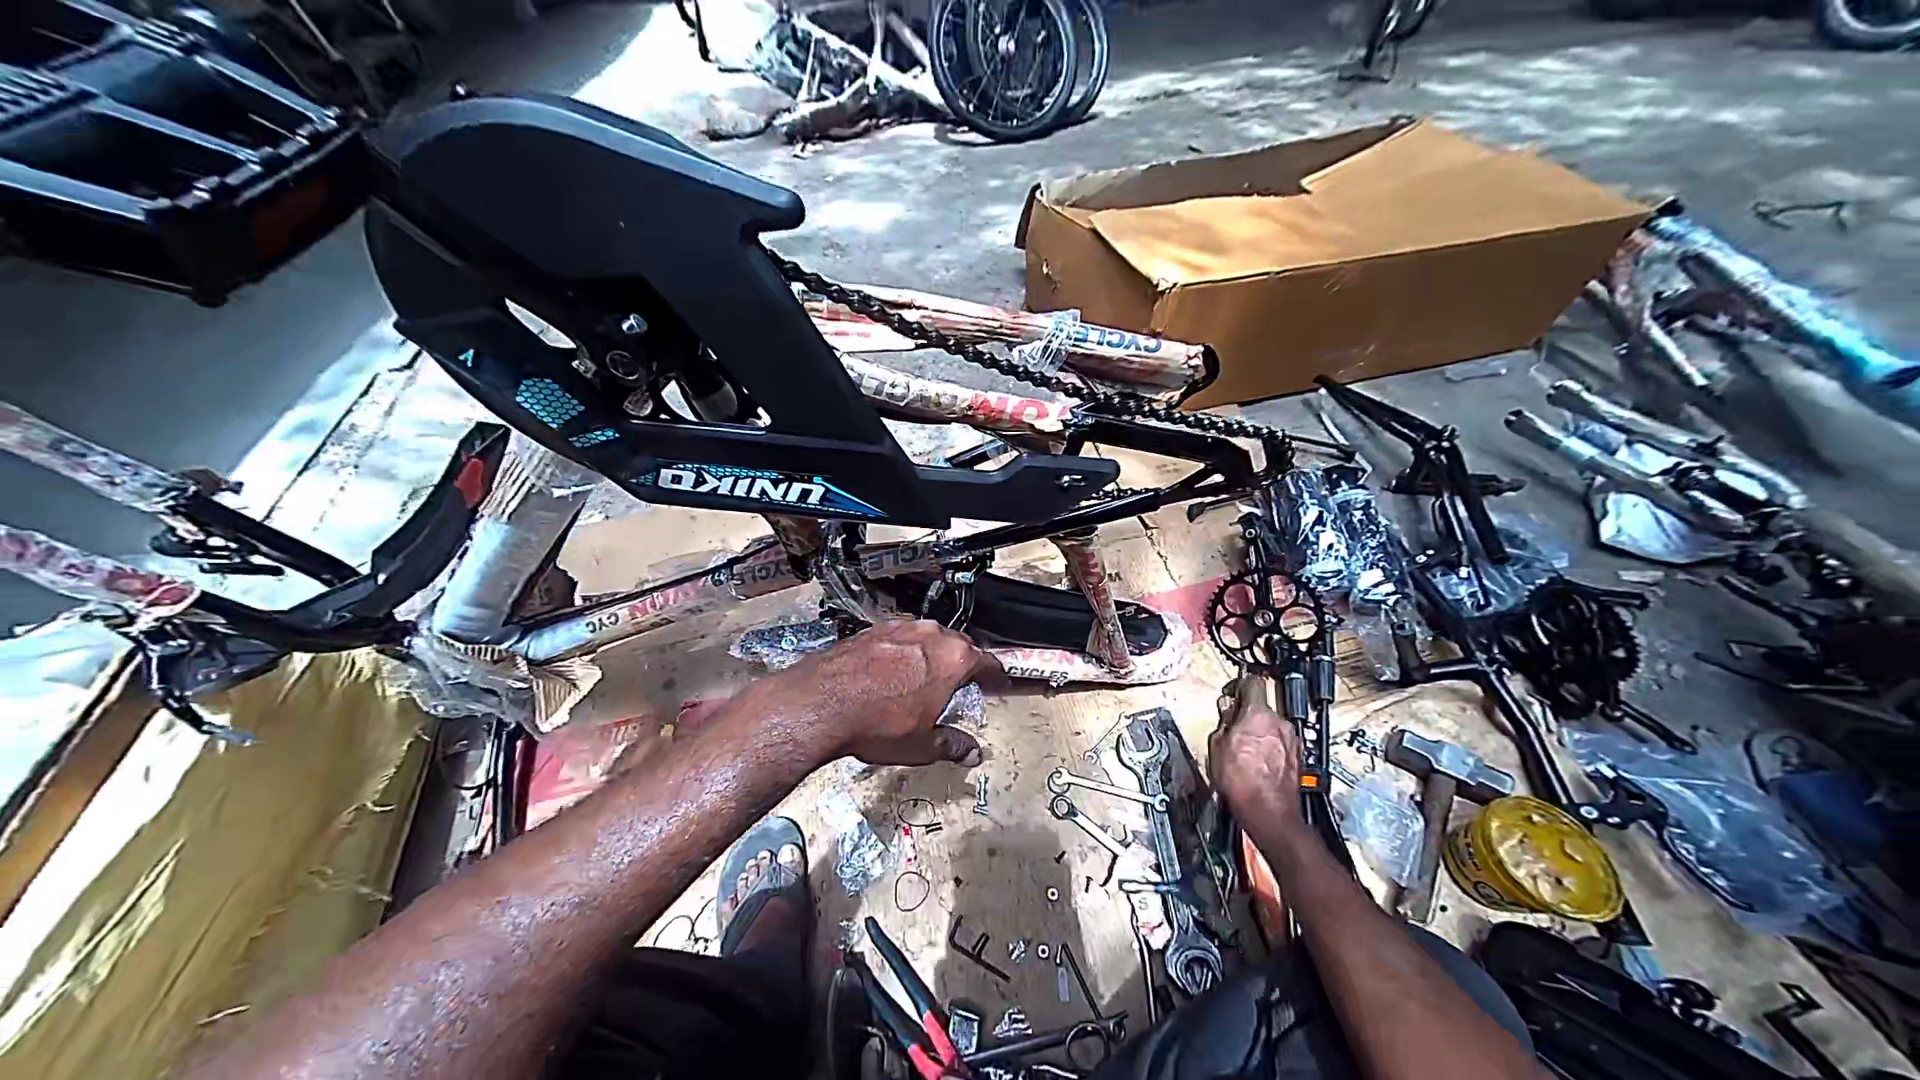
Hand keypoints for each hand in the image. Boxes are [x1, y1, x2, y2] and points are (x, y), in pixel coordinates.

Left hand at [769, 620, 1000, 766]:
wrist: (820, 705)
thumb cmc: (874, 722)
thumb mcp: (922, 744)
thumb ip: (951, 745)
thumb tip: (968, 752)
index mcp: (953, 658)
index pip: (987, 662)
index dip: (994, 676)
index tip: (996, 682)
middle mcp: (929, 635)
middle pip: (958, 646)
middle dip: (960, 666)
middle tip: (957, 689)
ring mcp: (899, 629)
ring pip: (927, 639)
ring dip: (929, 658)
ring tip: (921, 684)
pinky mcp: (872, 630)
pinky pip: (899, 640)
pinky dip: (902, 655)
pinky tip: (890, 677)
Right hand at [1210, 692, 1304, 840]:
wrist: (1268, 812)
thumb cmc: (1243, 782)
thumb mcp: (1218, 746)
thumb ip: (1224, 722)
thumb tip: (1228, 711)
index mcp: (1259, 715)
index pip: (1252, 683)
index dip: (1239, 687)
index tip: (1232, 694)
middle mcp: (1280, 724)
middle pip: (1262, 707)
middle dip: (1247, 715)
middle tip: (1232, 727)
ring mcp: (1292, 741)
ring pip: (1272, 726)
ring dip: (1259, 732)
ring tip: (1244, 750)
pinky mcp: (1298, 757)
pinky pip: (1281, 742)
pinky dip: (1270, 747)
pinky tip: (1257, 762)